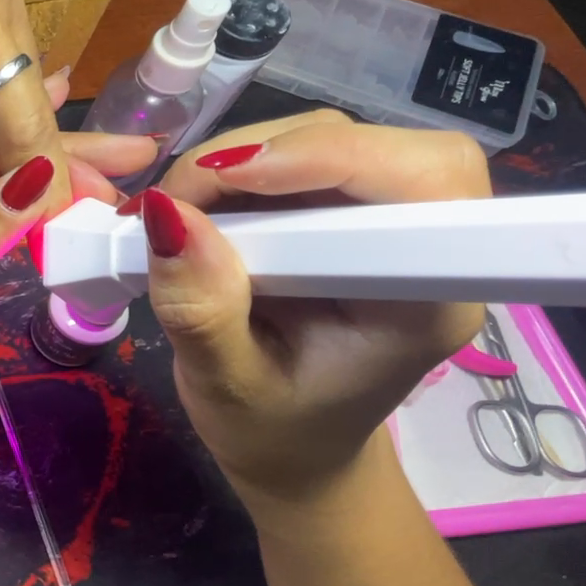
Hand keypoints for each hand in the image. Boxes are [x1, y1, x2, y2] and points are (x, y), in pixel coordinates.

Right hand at [141, 111, 491, 500]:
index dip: (327, 157)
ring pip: (327, 140)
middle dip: (265, 154)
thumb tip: (164, 216)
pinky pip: (295, 161)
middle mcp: (421, 247)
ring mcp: (381, 224)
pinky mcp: (340, 215)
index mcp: (421, 298)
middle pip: (370, 147)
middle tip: (175, 197)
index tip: (221, 178)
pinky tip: (194, 205)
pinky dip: (234, 170)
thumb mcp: (224, 384)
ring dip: (239, 159)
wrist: (291, 444)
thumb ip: (201, 310)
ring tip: (173, 206)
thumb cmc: (271, 429)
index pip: (418, 182)